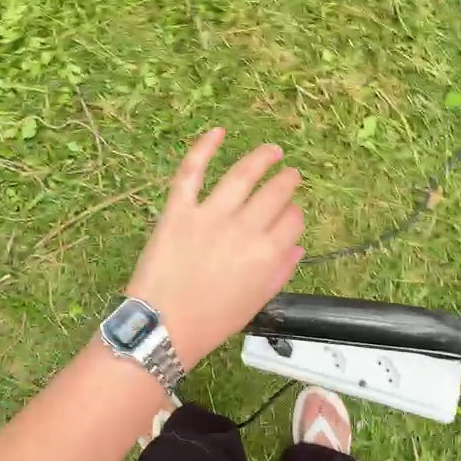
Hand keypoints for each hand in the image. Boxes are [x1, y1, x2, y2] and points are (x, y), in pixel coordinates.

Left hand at [124, 128, 305, 364]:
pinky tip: (218, 132)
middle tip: (289, 174)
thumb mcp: (256, 302)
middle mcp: (244, 229)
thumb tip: (297, 246)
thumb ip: (280, 271)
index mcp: (267, 255)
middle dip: (287, 181)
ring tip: (272, 151)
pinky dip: (204, 147)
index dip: (294, 214)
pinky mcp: (178, 210)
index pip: (293, 220)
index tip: (289, 213)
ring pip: (242, 175)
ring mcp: (210, 216)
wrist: (164, 327)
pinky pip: (192, 171)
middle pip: (275, 193)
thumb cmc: (211, 321)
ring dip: (261, 158)